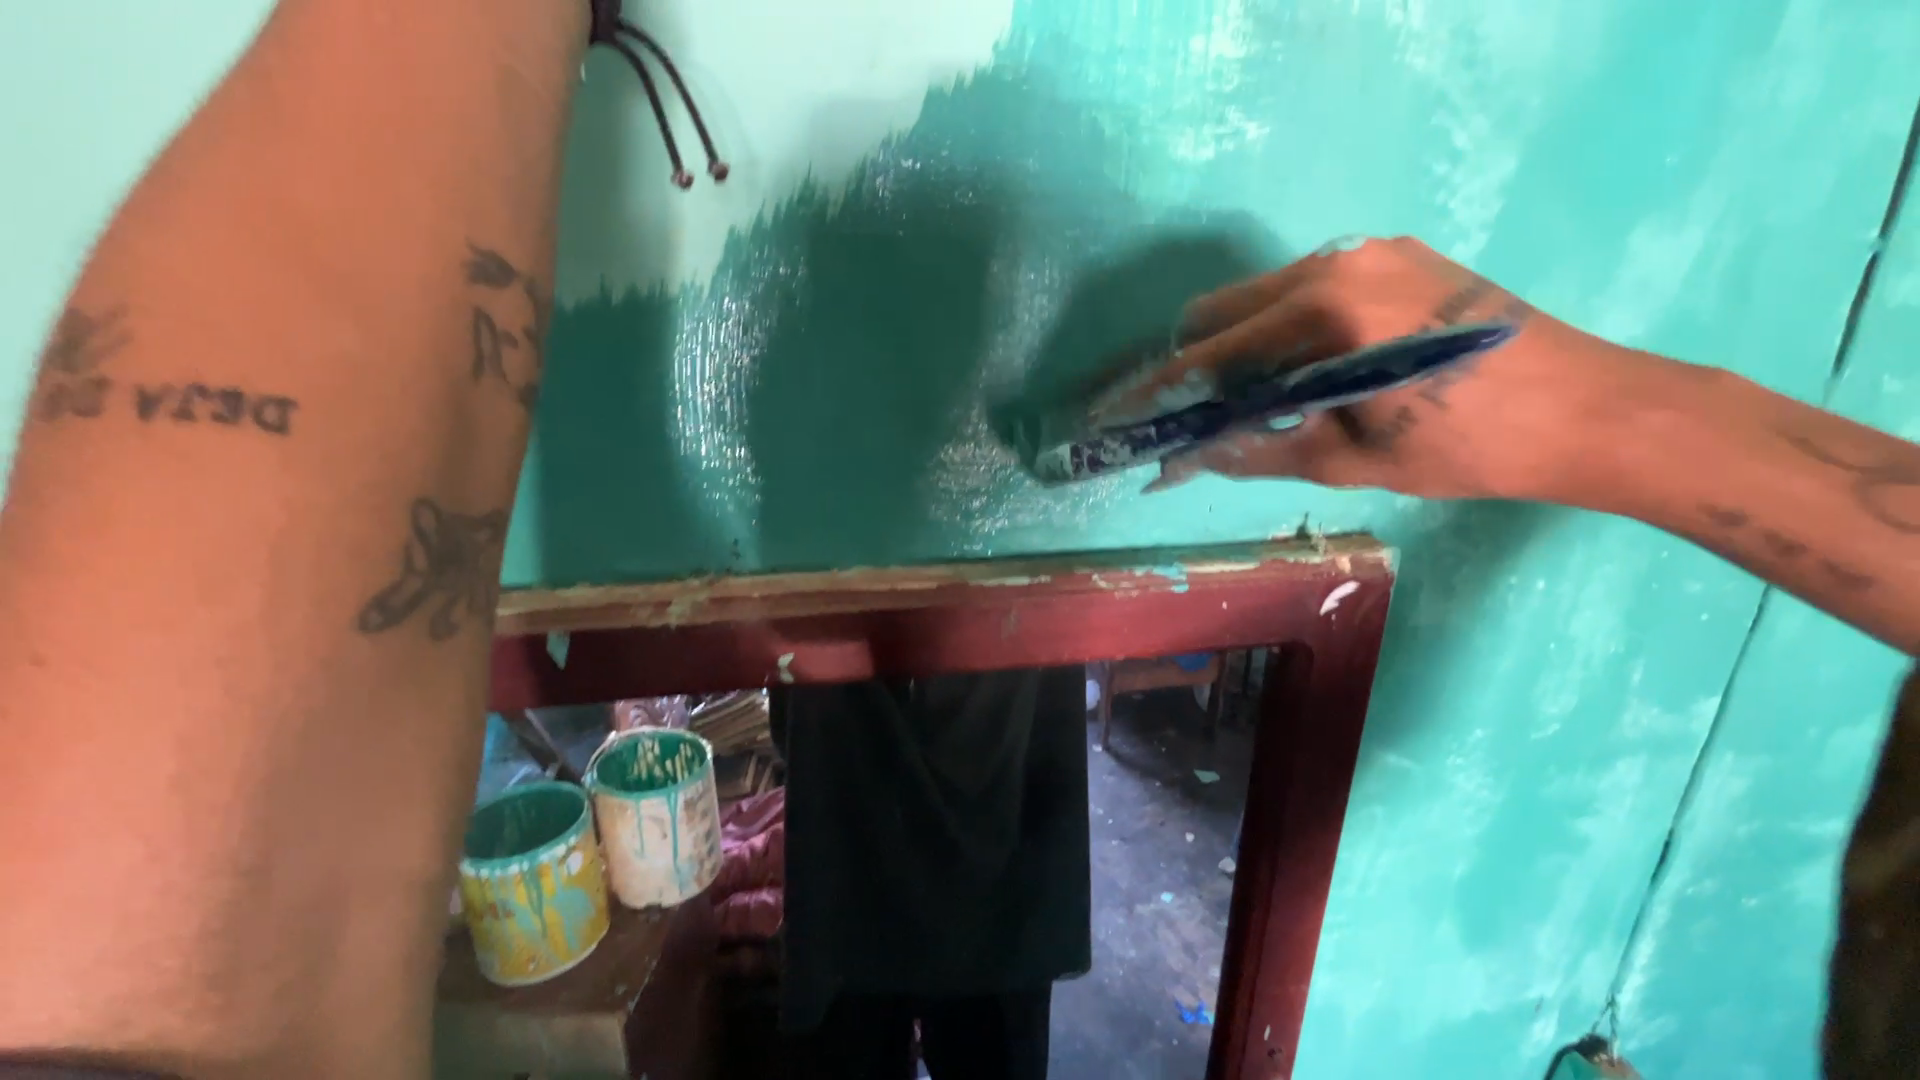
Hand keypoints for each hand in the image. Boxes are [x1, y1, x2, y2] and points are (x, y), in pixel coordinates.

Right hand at [1098, 236, 1679, 500]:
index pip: (1213, 348)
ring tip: (1251, 402)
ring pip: (1270, 295)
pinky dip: (1289, 328)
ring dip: (1245, 345)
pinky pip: (1314, 288)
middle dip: (1199, 363)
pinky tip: (1306, 371)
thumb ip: (1259, 450)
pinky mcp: (1402, 257)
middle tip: (1192, 417)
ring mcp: (1375, 251)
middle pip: (1229, 308)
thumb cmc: (1471, 446)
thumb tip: (1188, 460)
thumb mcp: (1352, 457)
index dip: (1162, 387)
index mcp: (1326, 306)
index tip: (1122, 410)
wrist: (1597, 411)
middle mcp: (1341, 260)